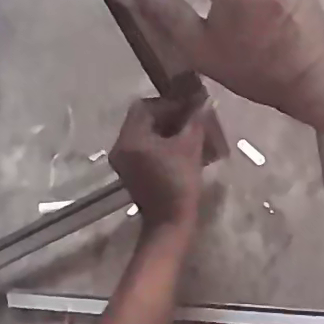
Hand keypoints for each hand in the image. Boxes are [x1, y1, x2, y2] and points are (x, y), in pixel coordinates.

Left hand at [109, 97, 207, 229]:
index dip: (169, 103)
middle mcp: (120, 146)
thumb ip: (195, 120)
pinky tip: (179, 145)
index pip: (145, 106)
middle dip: (167, 115)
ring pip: (143, 132)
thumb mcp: (190, 148)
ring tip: (188, 130)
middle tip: (190, 116)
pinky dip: (160, 141)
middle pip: (142, 119)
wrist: (169, 222)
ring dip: (165, 128)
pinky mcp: (130, 170)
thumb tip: (203, 101)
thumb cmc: (179, 183)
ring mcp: (123, 160)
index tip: (189, 106)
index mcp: (131, 138)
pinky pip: (143, 146)